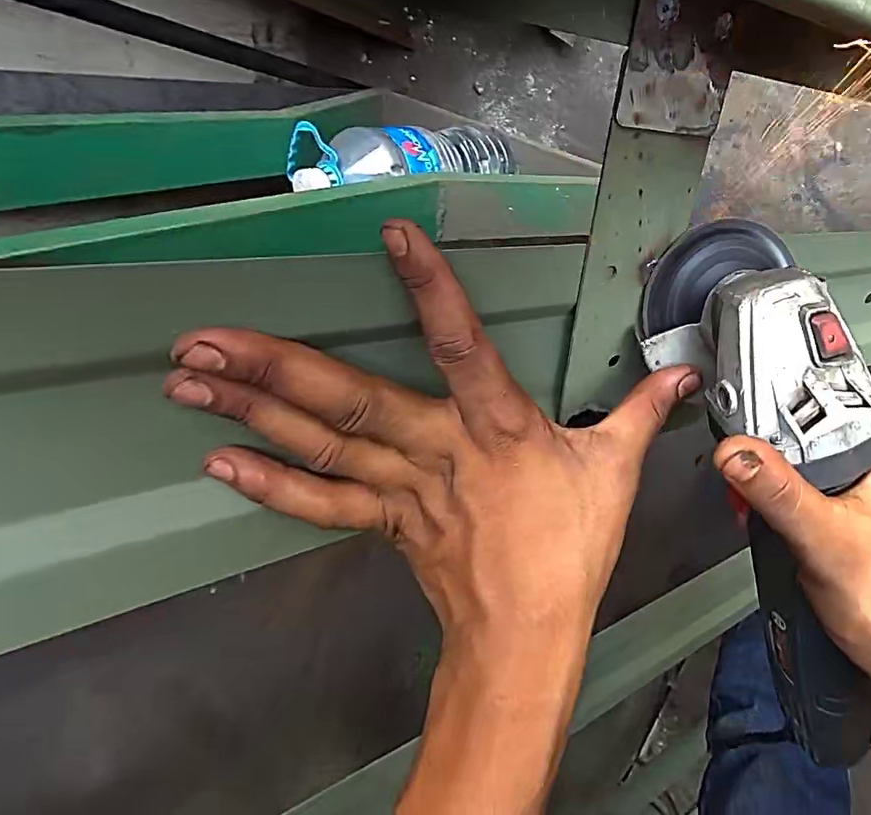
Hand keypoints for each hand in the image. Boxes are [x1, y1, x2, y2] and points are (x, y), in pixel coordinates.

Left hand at [163, 219, 699, 648]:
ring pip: (317, 441)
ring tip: (188, 381)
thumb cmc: (568, 547)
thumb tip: (681, 376)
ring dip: (249, 408)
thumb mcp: (614, 469)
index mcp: (495, 424)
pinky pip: (317, 500)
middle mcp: (433, 446)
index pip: (461, 342)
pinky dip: (267, 482)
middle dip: (270, 364)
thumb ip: (639, 411)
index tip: (393, 235)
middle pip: (347, 398)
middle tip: (202, 338)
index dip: (429, 287)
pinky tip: (219, 461)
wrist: (530, 635)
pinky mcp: (380, 517)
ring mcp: (397, 485)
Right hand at [712, 426, 870, 697]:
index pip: (815, 409)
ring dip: (775, 488)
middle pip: (805, 438)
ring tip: (770, 514)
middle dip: (768, 464)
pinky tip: (785, 527)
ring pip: (806, 466)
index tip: (742, 445)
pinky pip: (813, 491)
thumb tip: (735, 450)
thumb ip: (774, 489)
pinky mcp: (865, 515)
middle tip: (751, 489)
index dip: (770, 426)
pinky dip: (788, 506)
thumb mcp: (822, 538)